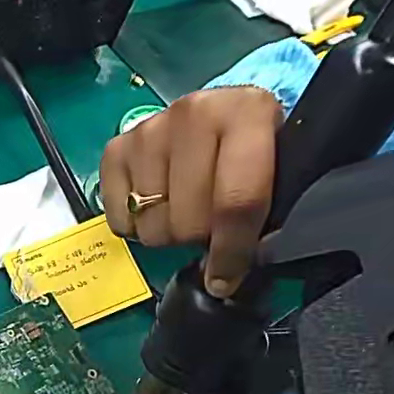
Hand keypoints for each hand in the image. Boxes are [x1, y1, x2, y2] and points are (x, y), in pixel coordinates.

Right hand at [100, 85, 282, 296]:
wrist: (218, 116)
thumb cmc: (250, 152)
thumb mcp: (276, 172)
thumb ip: (264, 217)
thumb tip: (227, 274)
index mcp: (247, 113)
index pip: (236, 200)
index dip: (231, 251)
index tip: (224, 280)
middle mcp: (193, 114)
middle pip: (186, 220)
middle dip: (198, 236)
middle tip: (209, 224)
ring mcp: (149, 131)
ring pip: (151, 225)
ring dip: (168, 231)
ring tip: (183, 211)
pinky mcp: (116, 149)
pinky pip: (119, 218)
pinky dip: (136, 225)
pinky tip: (154, 207)